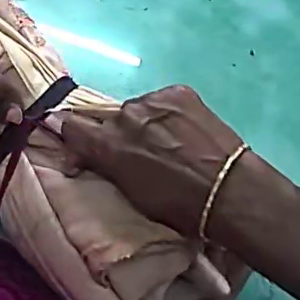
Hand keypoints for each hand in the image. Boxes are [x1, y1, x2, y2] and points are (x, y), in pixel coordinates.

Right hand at [61, 84, 282, 239]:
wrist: (232, 193)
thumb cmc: (180, 207)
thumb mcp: (132, 194)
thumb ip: (104, 164)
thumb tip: (79, 151)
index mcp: (109, 144)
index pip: (71, 125)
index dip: (68, 127)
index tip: (67, 130)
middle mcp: (125, 115)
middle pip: (112, 118)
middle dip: (121, 133)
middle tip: (143, 152)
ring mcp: (153, 100)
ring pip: (140, 109)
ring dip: (147, 123)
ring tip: (171, 143)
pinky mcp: (178, 92)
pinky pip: (164, 102)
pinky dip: (170, 114)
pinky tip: (187, 132)